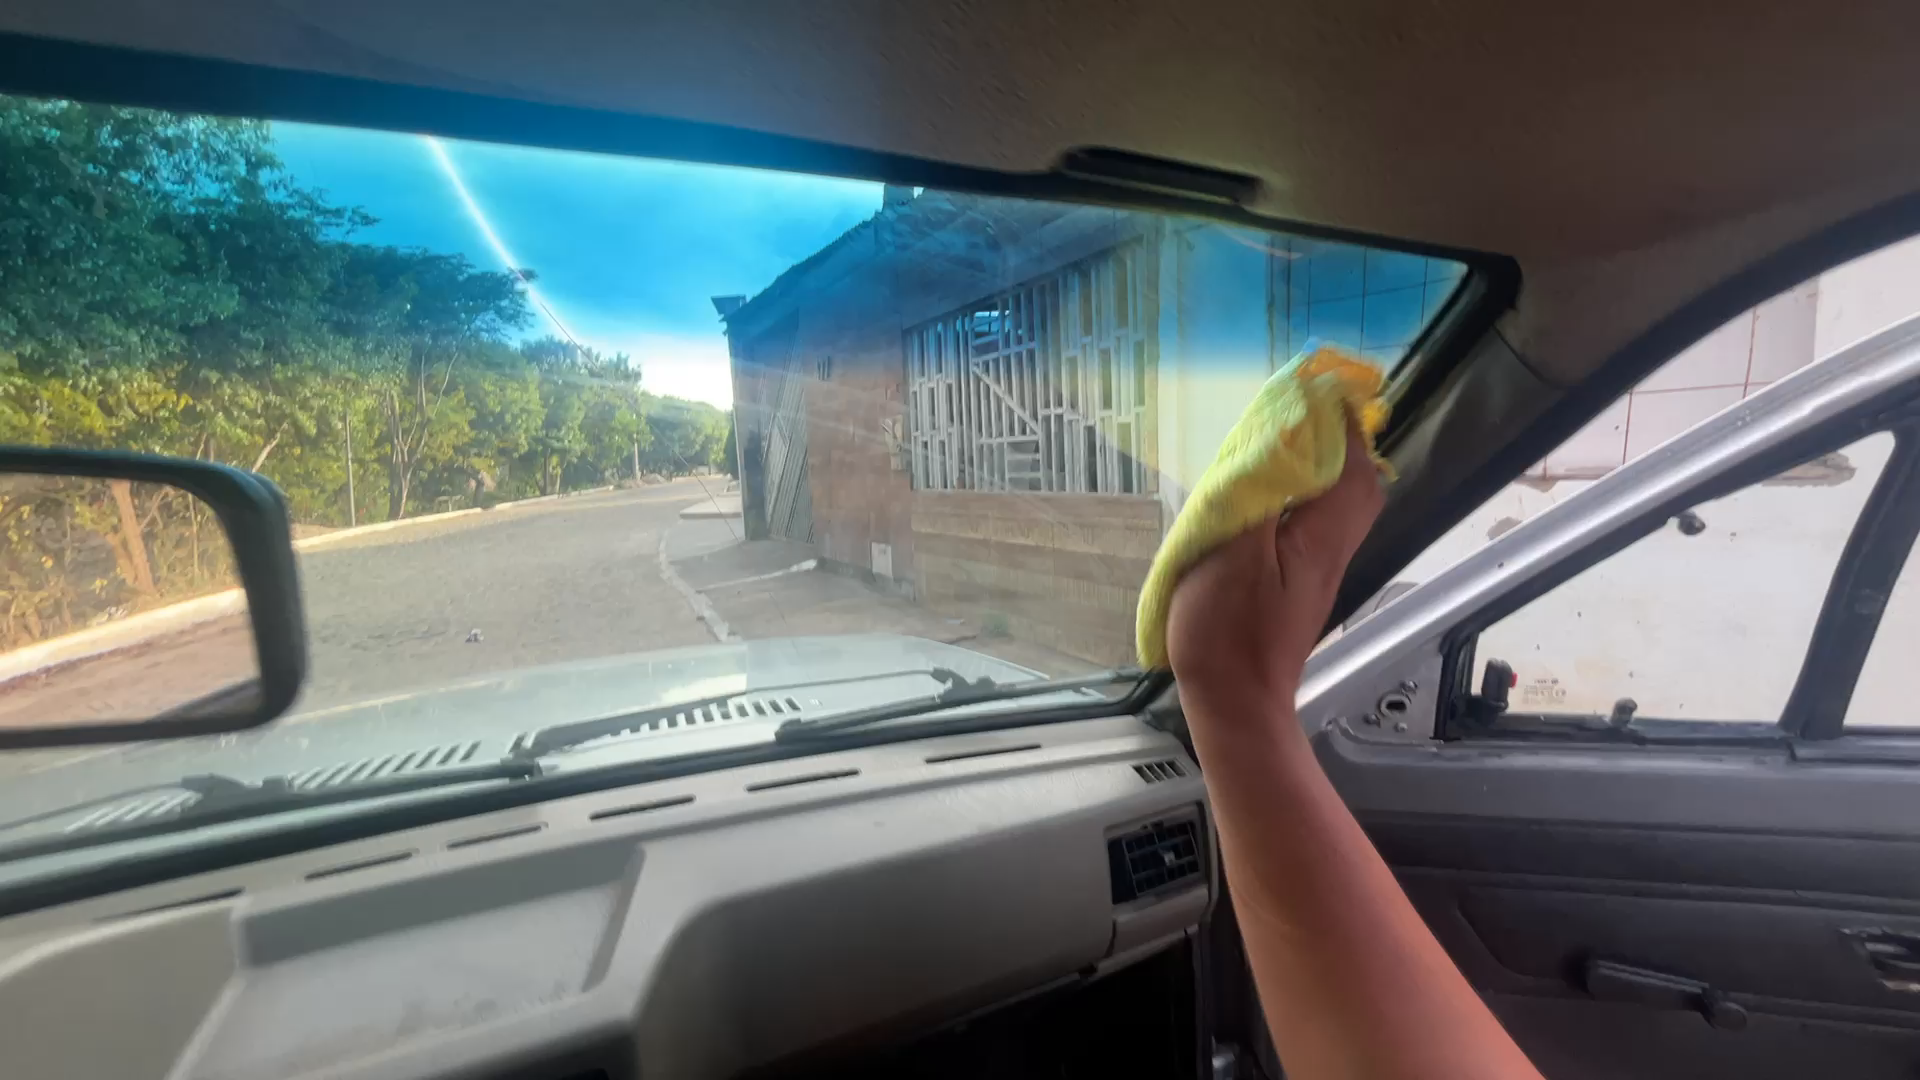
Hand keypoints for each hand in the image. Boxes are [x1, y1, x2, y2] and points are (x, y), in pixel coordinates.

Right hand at [1165, 422, 1384, 713]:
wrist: (1235, 700)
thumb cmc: (1227, 630)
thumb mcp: (1233, 554)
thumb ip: (1257, 497)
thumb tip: (1277, 444)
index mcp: (1322, 535)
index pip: (1350, 463)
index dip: (1338, 422)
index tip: (1316, 391)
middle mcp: (1332, 548)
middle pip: (1356, 483)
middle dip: (1337, 443)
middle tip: (1301, 417)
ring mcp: (1318, 569)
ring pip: (1336, 504)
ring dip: (1319, 468)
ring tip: (1282, 446)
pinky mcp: (1298, 584)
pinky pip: (1313, 525)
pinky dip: (1299, 498)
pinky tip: (1267, 499)